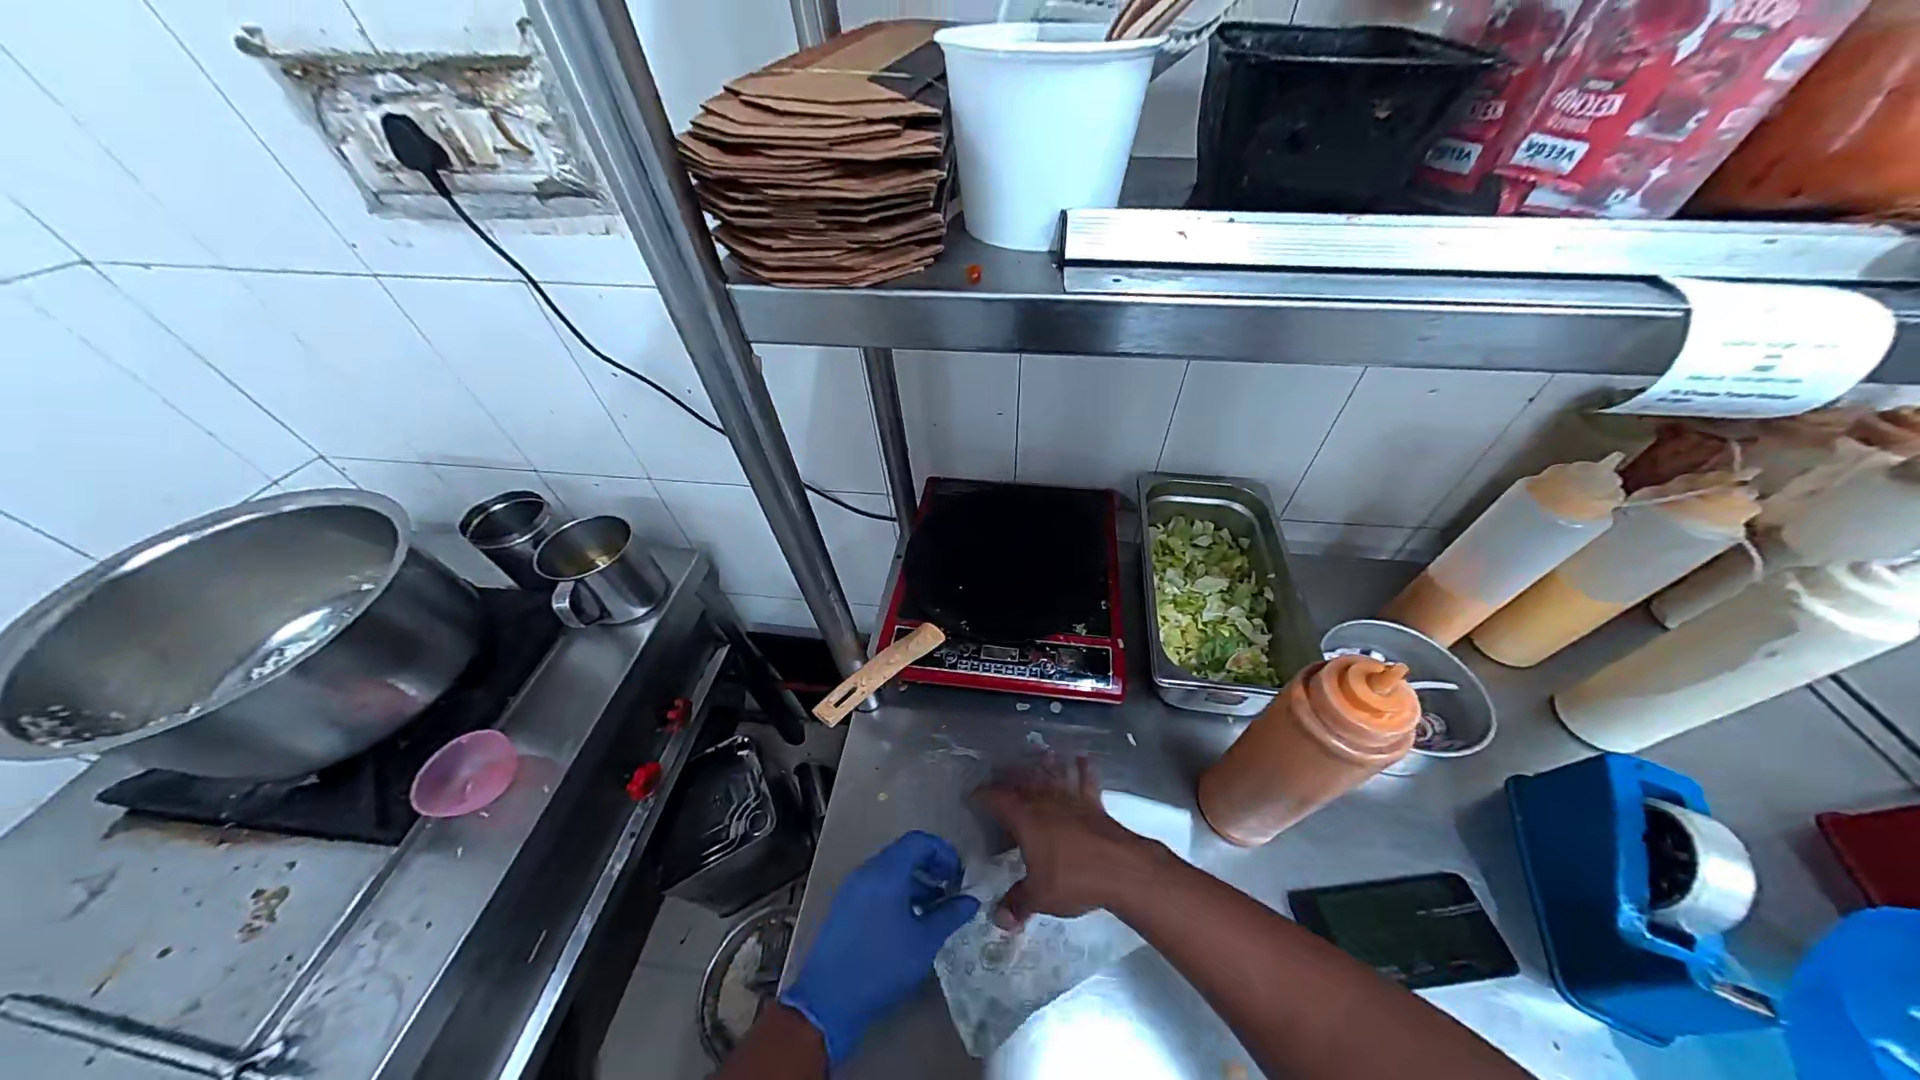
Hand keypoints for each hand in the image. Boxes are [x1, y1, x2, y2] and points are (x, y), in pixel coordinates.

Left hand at [779, 830, 979, 1063]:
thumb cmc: (881, 966)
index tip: (958, 875)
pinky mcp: (845, 905)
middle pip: (904, 853)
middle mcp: (867, 871)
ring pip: (890, 870)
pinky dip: (897, 892)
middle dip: (931, 866)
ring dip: (916, 881)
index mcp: (886, 872)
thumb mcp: (924, 942)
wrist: (828, 1000)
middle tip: (951, 889)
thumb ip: (950, 916)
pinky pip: (876, 885)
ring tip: (935, 908)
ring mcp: (852, 888)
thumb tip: (971, 900)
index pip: (918, 841)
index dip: (943, 852)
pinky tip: (911, 920)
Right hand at [975, 755, 1167, 928]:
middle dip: (1011, 777)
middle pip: (1024, 782)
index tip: (973, 796)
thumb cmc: (1074, 879)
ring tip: (1041, 754)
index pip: (997, 800)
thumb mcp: (1039, 897)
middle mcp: (1046, 802)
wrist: (1121, 868)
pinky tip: (1082, 759)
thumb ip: (1017, 904)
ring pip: (1054, 776)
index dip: (983, 797)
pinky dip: (1083, 770)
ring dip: (1046, 765)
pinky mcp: (1094, 805)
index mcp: (1025, 818)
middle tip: (1002, 772)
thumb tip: (999, 920)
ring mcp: (1072, 800)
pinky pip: (1086, 782)